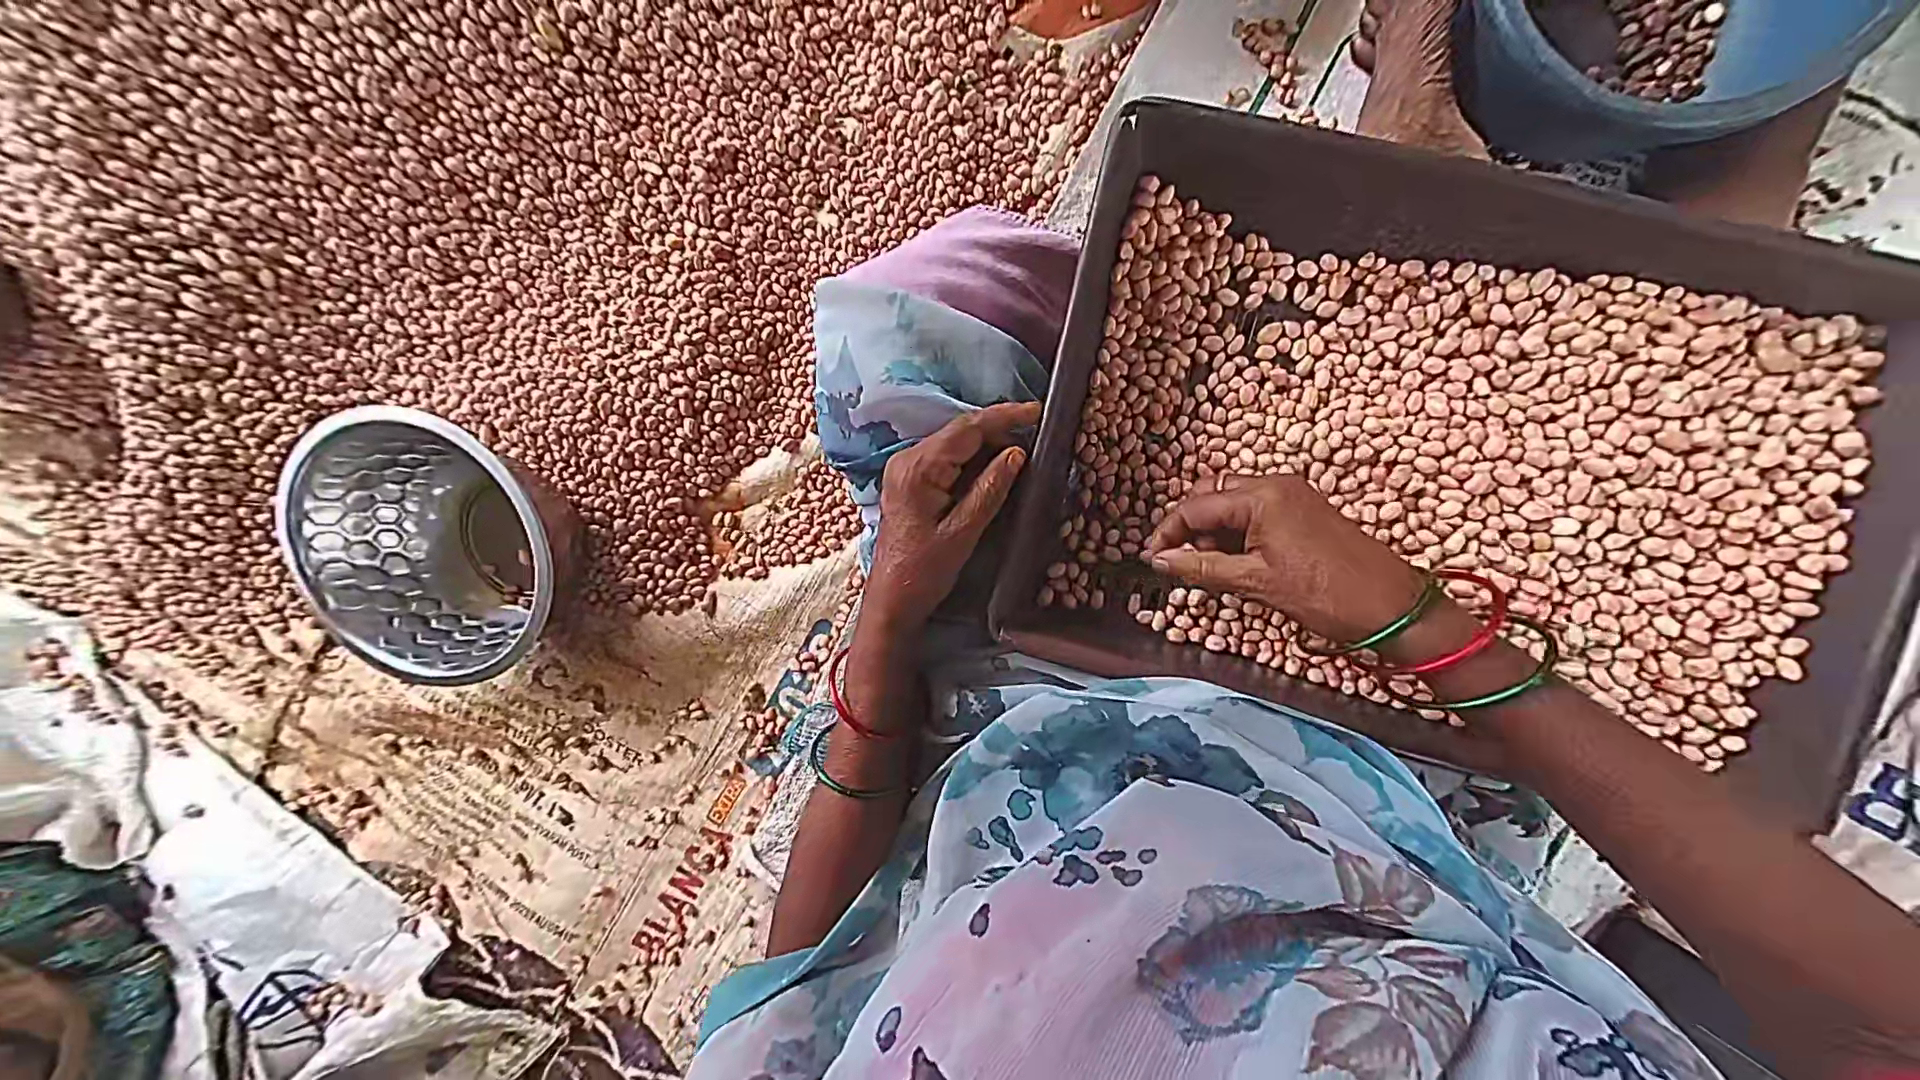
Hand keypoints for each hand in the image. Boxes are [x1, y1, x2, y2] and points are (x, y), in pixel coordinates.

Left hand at [862, 401, 1040, 629]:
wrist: (891, 601)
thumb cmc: (924, 573)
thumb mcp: (963, 533)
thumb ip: (990, 490)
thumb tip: (1017, 453)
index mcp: (918, 469)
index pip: (966, 429)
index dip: (1003, 417)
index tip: (1036, 411)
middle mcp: (907, 460)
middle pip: (959, 432)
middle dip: (998, 429)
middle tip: (1035, 432)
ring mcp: (905, 470)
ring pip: (953, 443)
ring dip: (987, 442)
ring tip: (1022, 445)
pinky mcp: (909, 482)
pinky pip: (946, 459)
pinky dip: (972, 458)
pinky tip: (995, 464)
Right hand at [1144, 473, 1425, 643]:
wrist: (1395, 609)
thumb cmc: (1327, 594)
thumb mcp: (1254, 581)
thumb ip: (1200, 566)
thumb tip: (1160, 560)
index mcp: (1262, 496)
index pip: (1195, 507)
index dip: (1167, 533)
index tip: (1153, 559)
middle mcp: (1275, 485)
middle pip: (1210, 496)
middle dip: (1189, 527)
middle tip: (1180, 561)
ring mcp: (1292, 496)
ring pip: (1231, 504)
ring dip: (1212, 531)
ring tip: (1209, 566)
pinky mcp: (1302, 510)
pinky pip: (1254, 512)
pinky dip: (1236, 533)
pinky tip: (1234, 561)